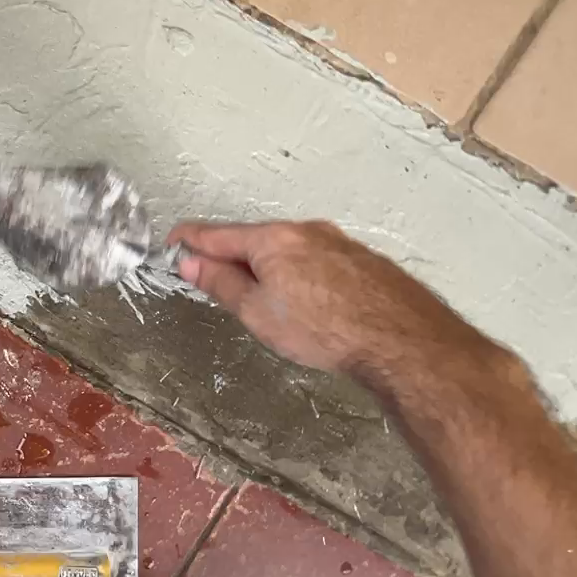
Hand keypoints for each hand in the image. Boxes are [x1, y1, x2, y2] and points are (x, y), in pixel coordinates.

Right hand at [167, 220, 500, 381]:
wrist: (405, 345)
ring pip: (285, 250)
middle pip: (251, 239)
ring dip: (263, 266)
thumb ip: (219, 282)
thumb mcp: (255, 311)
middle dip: (227, 256)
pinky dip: (294, 273)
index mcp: (272, 239)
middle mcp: (306, 231)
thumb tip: (190, 263)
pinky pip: (314, 260)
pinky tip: (301, 302)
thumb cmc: (324, 330)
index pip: (214, 233)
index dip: (187, 241)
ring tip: (258, 298)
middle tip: (209, 280)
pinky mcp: (363, 262)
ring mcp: (339, 244)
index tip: (170, 246)